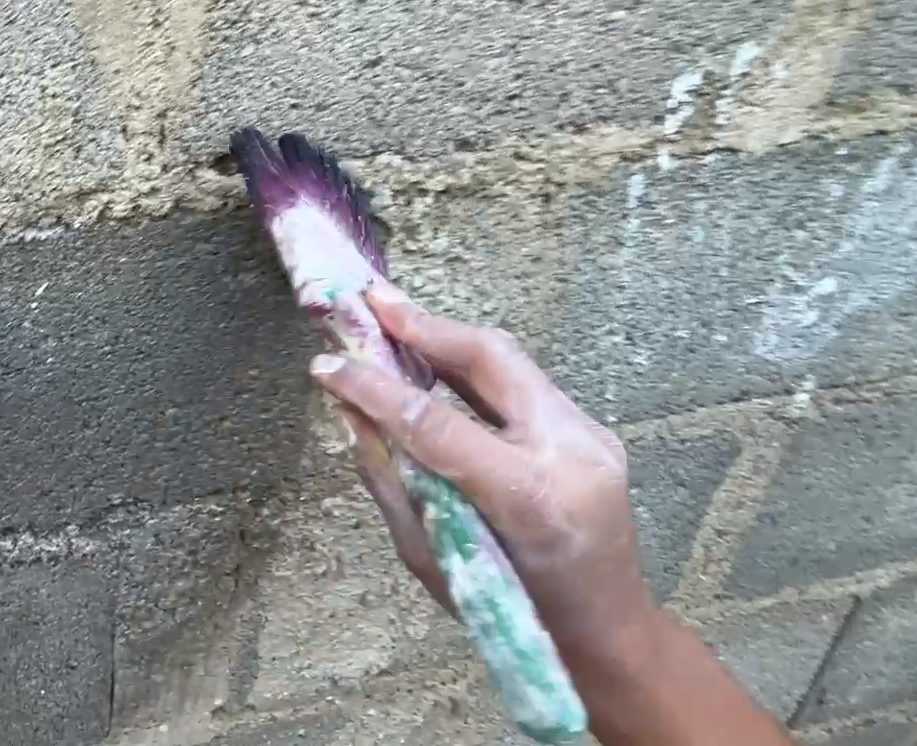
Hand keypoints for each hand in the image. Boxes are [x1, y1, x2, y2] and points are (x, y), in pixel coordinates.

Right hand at [307, 282, 657, 666]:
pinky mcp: (583, 426)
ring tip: (384, 307)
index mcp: (530, 497)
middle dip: (419, 322)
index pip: (434, 422)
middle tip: (363, 297)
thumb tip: (350, 412)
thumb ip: (387, 478)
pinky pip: (513, 375)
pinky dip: (460, 354)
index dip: (371, 387)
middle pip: (488, 359)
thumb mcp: (426, 554)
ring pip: (505, 356)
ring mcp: (587, 434)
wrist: (606, 632)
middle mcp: (571, 451)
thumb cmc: (506, 606)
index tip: (323, 365)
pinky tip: (423, 345)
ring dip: (437, 330)